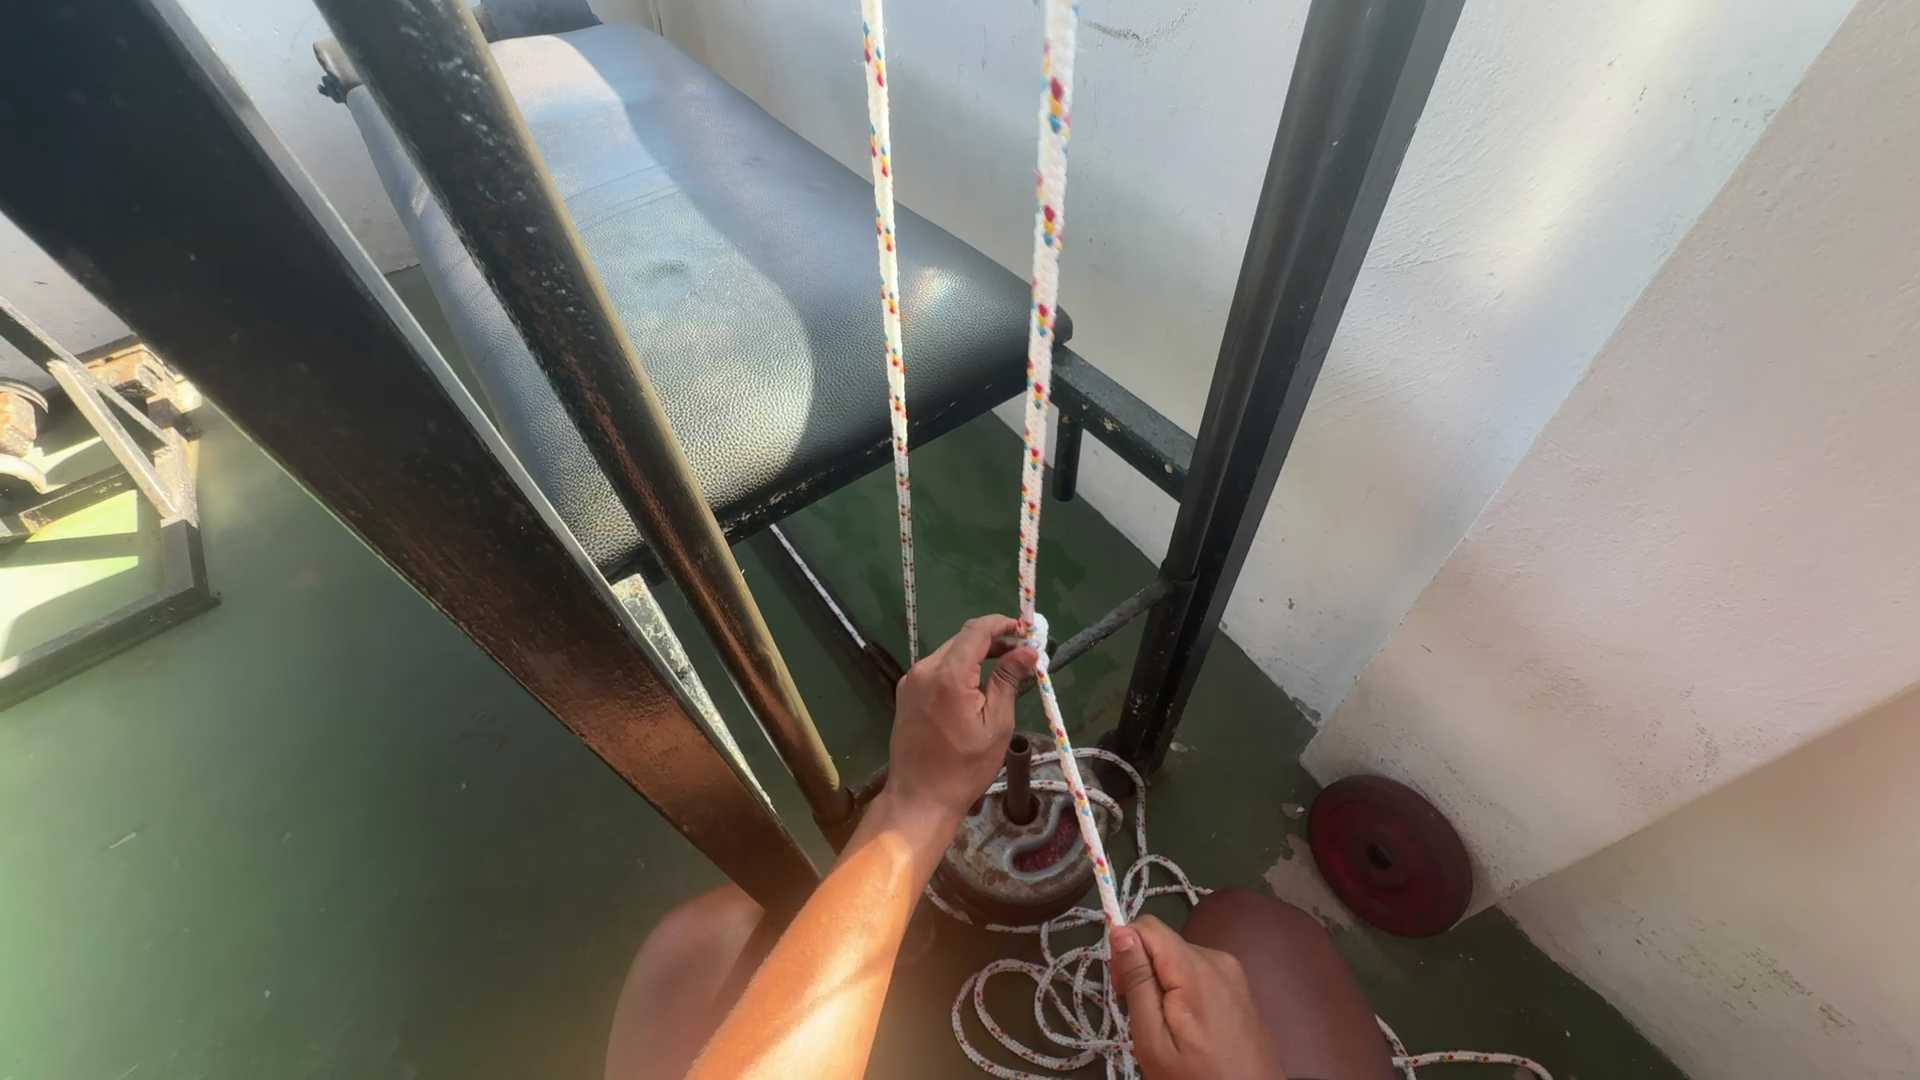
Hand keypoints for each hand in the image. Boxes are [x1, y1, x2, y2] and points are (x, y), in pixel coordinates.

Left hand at [885, 614, 1038, 827]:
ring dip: (976, 654)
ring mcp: (911, 680)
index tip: (1025, 630)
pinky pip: (937, 669)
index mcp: (948, 675)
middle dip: (993, 640)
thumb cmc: (964, 768)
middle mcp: (925, 670)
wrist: (919, 798)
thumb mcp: (997, 724)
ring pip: (949, 652)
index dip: (1002, 624)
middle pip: (962, 639)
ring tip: (1004, 669)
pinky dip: (959, 668)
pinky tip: (976, 686)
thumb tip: (1027, 650)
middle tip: (1021, 652)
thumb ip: (1008, 680)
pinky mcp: (906, 692)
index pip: (977, 630)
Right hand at [1112, 916, 1286, 1079]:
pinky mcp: (1242, 989)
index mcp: (1196, 968)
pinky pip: (1200, 973)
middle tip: (1146, 1021)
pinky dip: (1186, 992)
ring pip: (1180, 959)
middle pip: (1164, 944)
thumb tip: (1121, 930)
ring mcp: (1234, 974)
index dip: (1126, 949)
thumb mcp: (1154, 1041)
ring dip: (1165, 985)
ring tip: (1171, 1031)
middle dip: (1146, 973)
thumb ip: (1138, 981)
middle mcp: (1218, 959)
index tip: (1123, 991)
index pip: (1148, 926)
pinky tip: (1192, 1030)